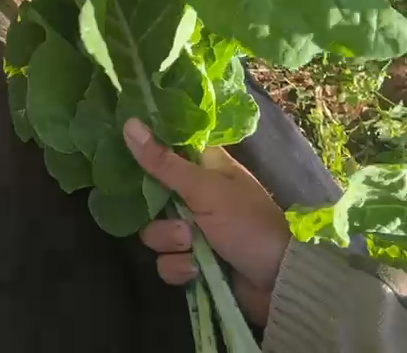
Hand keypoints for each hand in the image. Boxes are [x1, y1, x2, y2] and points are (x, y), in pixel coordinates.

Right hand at [124, 118, 289, 327]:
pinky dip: (180, 268)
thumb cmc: (247, 223)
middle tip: (181, 220)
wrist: (279, 284)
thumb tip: (128, 123)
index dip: (147, 153)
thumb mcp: (205, 189)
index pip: (165, 148)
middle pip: (152, 195)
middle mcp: (195, 194)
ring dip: (172, 243)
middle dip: (161, 214)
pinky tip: (197, 272)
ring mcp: (193, 229)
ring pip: (156, 231)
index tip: (127, 157)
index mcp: (203, 166)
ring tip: (195, 248)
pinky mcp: (193, 261)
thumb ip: (164, 162)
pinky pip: (166, 261)